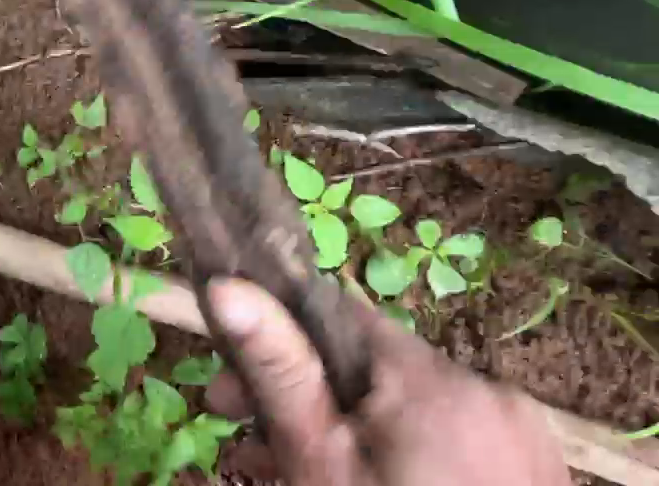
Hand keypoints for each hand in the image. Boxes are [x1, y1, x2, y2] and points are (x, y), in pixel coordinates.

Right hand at [204, 279, 569, 485]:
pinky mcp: (528, 466)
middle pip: (360, 359)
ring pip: (394, 396)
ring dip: (335, 416)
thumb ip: (276, 366)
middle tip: (236, 418)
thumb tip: (223, 285)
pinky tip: (348, 469)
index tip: (226, 372)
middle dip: (296, 384)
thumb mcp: (316, 456)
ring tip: (281, 455)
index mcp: (436, 381)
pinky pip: (437, 430)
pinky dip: (387, 442)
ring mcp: (518, 434)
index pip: (332, 309)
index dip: (271, 331)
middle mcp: (488, 392)